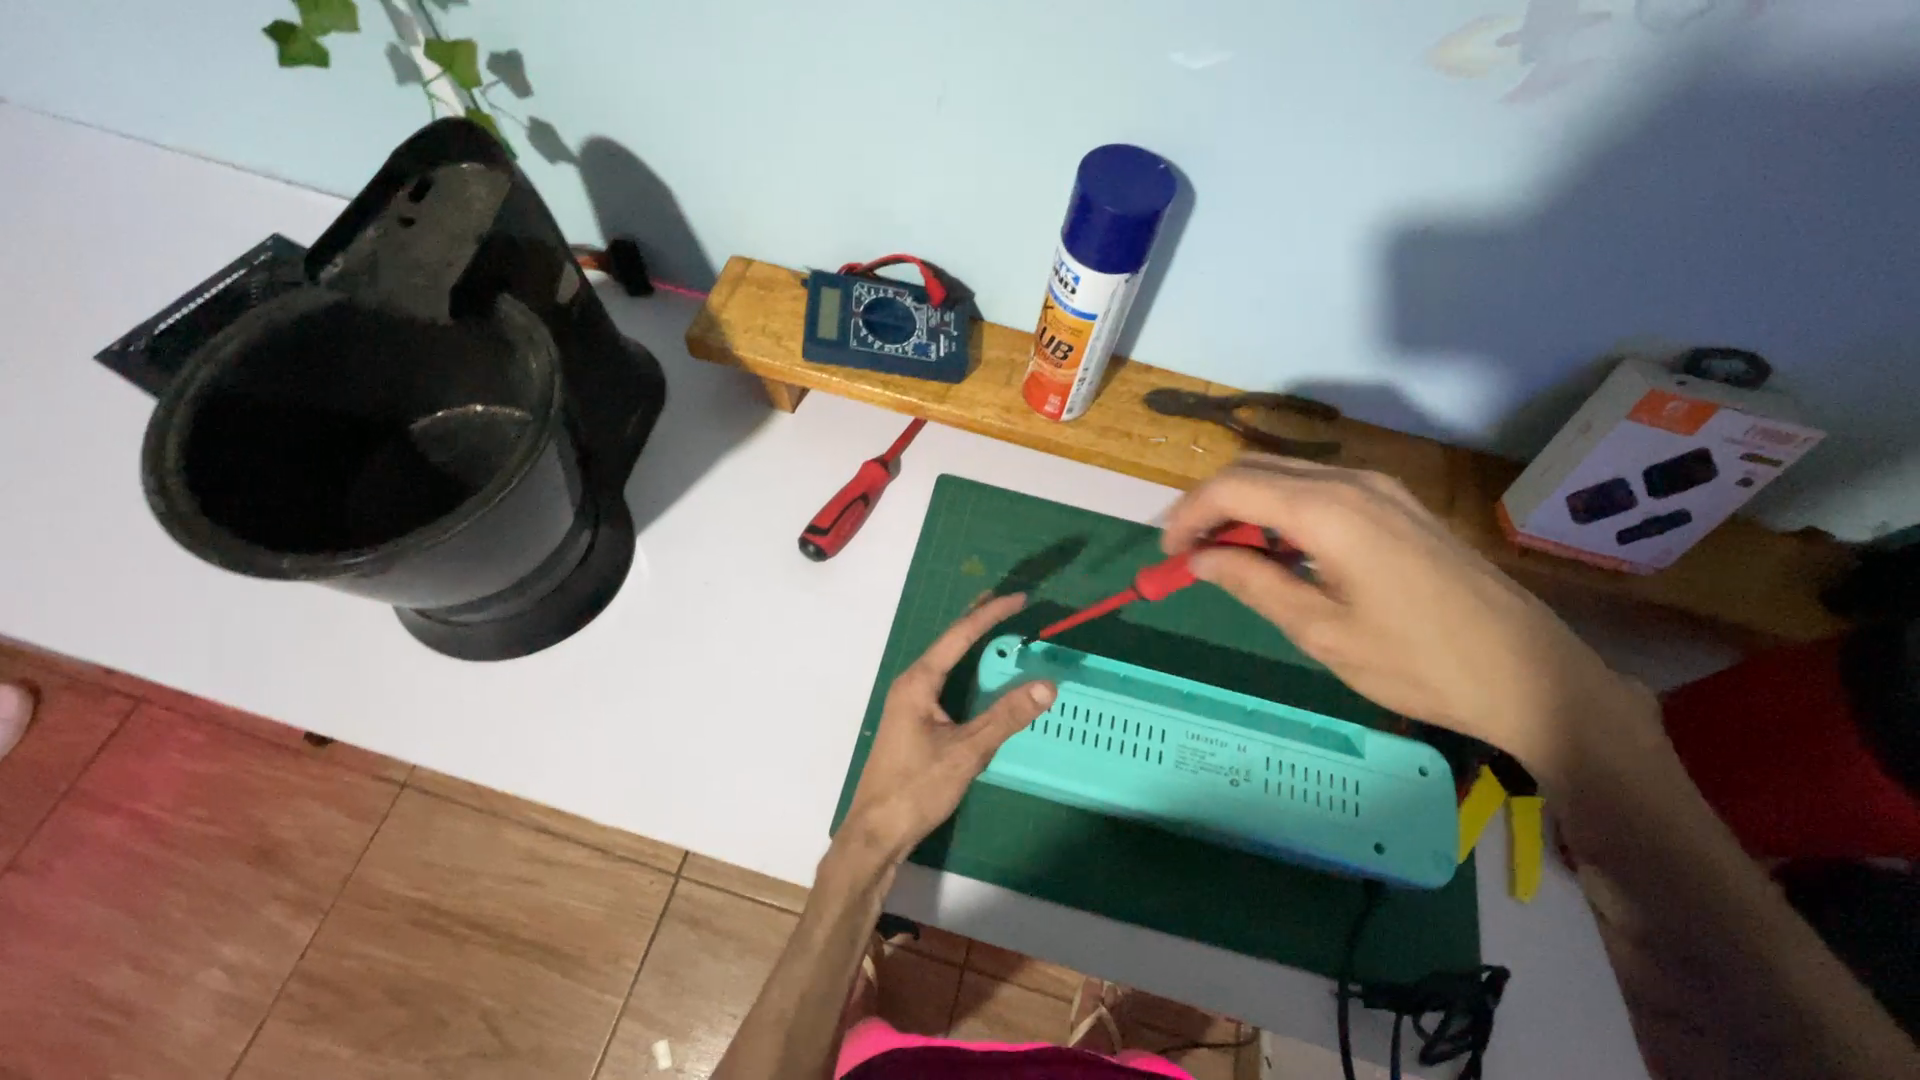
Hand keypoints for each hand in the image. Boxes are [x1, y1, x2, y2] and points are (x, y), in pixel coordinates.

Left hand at [839, 594, 1055, 864]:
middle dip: (977, 619)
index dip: (990, 614)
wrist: (877, 831)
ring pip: (945, 663)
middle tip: (1007, 600)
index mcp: (919, 682)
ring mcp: (909, 704)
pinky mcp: (913, 722)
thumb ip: (1006, 717)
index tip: (1020, 598)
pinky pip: (944, 683)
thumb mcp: (967, 752)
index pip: (960, 636)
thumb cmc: (917, 788)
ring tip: (994, 625)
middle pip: (949, 642)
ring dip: (970, 644)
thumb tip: (1047, 685)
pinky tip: (978, 677)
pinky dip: (966, 671)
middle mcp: (911, 685)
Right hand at [1163, 456, 1645, 780]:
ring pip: (1287, 476)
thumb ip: (1253, 584)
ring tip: (1225, 557)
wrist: (1527, 673)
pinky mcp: (1399, 506)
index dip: (1188, 515)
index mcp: (1329, 511)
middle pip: (1256, 470)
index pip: (1232, 487)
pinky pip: (1320, 490)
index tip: (1166, 555)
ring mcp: (1382, 490)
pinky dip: (1282, 510)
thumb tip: (1201, 560)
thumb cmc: (1417, 662)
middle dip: (1211, 505)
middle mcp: (1353, 483)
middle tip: (1188, 555)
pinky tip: (1280, 552)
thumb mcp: (1321, 632)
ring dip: (1245, 506)